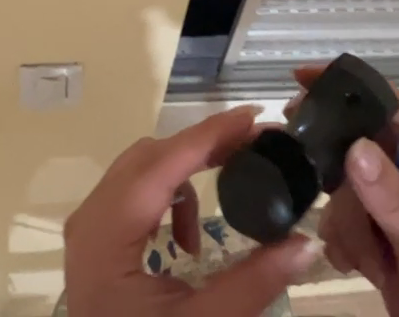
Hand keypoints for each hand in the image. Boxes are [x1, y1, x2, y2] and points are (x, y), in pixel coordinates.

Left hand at [64, 105, 324, 316]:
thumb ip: (254, 282)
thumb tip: (309, 243)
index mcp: (106, 235)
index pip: (162, 165)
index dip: (208, 135)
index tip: (252, 116)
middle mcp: (90, 218)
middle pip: (150, 155)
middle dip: (204, 145)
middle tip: (254, 144)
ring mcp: (90, 226)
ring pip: (141, 167)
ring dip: (186, 169)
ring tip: (229, 186)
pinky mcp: (97, 237)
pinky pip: (133, 190)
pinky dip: (168, 197)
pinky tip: (189, 240)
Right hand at [294, 67, 398, 316]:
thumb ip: (391, 196)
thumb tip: (353, 143)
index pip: (390, 105)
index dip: (348, 88)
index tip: (301, 80)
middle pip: (355, 145)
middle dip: (342, 180)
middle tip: (318, 182)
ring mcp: (393, 205)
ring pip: (343, 187)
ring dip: (348, 225)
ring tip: (372, 259)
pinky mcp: (378, 234)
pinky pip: (340, 219)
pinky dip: (343, 244)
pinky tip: (359, 268)